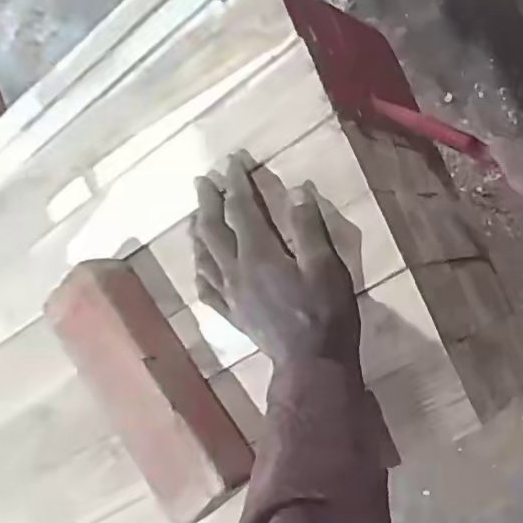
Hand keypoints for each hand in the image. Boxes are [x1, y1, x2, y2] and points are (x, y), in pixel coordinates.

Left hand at [193, 152, 358, 367]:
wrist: (310, 362)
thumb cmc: (325, 311)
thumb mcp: (326, 265)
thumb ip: (309, 227)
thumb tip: (297, 190)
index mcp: (260, 254)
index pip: (243, 209)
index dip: (238, 182)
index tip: (234, 160)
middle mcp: (236, 270)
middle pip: (214, 228)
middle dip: (209, 200)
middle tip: (203, 179)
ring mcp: (230, 294)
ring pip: (204, 255)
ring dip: (199, 229)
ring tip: (196, 214)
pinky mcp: (232, 314)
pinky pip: (206, 286)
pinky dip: (199, 268)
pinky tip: (200, 265)